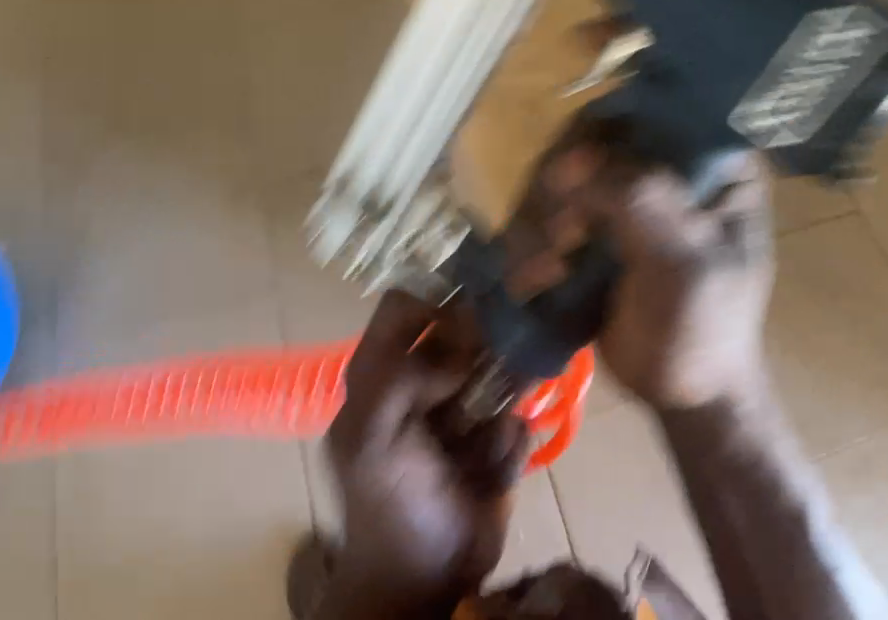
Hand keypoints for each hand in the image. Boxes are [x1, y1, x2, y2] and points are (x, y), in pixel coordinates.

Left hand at [325, 292, 529, 618]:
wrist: (421, 580)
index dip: (433, 305)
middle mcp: (424, 383)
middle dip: (479, 354)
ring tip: (481, 436)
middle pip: (462, 334)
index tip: (464, 321)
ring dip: (498, 402)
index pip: (405, 309)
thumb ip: (397, 380)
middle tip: (482, 382)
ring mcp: (464, 412)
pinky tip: (489, 469)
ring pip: (499, 374)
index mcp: (381, 374)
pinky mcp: (497, 443)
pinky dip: (508, 445)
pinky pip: (517, 423)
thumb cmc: (387, 502)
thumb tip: (458, 357)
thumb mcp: (370, 436)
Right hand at [509, 122, 776, 412]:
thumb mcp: (687, 262)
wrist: (685, 393)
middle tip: (565, 236)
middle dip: (569, 189)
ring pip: (563, 176)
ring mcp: (628, 198)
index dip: (606, 131)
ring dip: (545, 221)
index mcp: (714, 163)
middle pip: (596, 140)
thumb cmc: (704, 326)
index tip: (575, 173)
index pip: (655, 111)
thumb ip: (640, 201)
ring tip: (549, 268)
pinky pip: (548, 213)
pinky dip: (534, 243)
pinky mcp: (594, 229)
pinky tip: (537, 280)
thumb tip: (573, 162)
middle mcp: (669, 167)